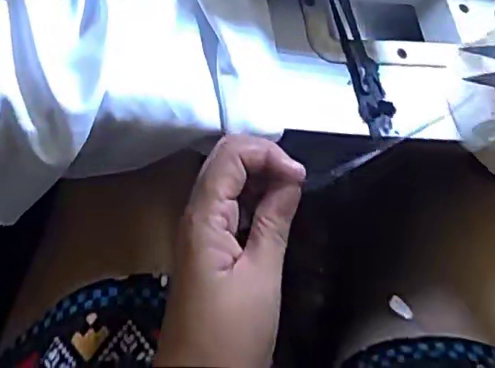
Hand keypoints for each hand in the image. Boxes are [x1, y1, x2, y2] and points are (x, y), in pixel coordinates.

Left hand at [155, 135, 305, 367]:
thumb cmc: (227, 342)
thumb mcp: (261, 277)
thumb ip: (275, 220)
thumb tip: (291, 178)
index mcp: (203, 217)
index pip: (231, 154)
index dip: (268, 153)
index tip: (299, 175)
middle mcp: (195, 215)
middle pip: (226, 159)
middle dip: (264, 157)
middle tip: (296, 178)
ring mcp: (198, 231)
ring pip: (227, 178)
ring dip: (260, 175)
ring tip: (291, 190)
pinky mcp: (206, 247)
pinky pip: (229, 203)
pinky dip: (254, 196)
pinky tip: (274, 208)